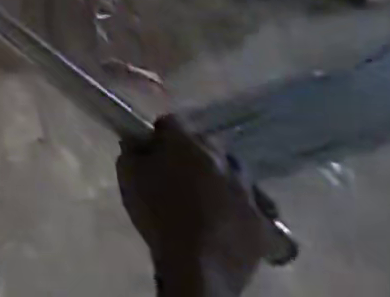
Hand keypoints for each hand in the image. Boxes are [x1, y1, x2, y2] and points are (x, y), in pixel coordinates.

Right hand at [117, 117, 270, 296]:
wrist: (197, 268)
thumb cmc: (158, 216)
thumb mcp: (128, 176)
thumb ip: (131, 151)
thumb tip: (137, 142)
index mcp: (187, 143)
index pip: (172, 121)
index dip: (160, 134)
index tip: (152, 148)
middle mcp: (221, 158)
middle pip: (205, 143)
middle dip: (192, 151)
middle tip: (178, 171)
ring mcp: (246, 190)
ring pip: (233, 169)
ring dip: (220, 175)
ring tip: (207, 193)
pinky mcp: (261, 221)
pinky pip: (254, 204)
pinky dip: (241, 205)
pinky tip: (229, 216)